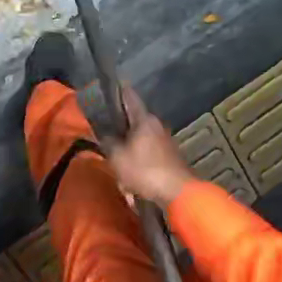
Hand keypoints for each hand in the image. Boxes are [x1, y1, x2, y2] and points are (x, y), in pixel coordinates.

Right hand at [106, 86, 197, 204]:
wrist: (177, 193)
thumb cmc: (145, 170)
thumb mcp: (117, 157)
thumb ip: (108, 142)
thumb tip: (104, 135)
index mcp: (144, 119)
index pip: (129, 97)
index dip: (117, 91)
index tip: (106, 88)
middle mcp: (156, 124)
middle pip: (134, 119)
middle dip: (119, 124)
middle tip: (104, 130)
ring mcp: (165, 140)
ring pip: (140, 136)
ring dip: (128, 144)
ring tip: (115, 154)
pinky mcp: (169, 155)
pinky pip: (147, 150)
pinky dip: (137, 156)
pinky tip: (130, 169)